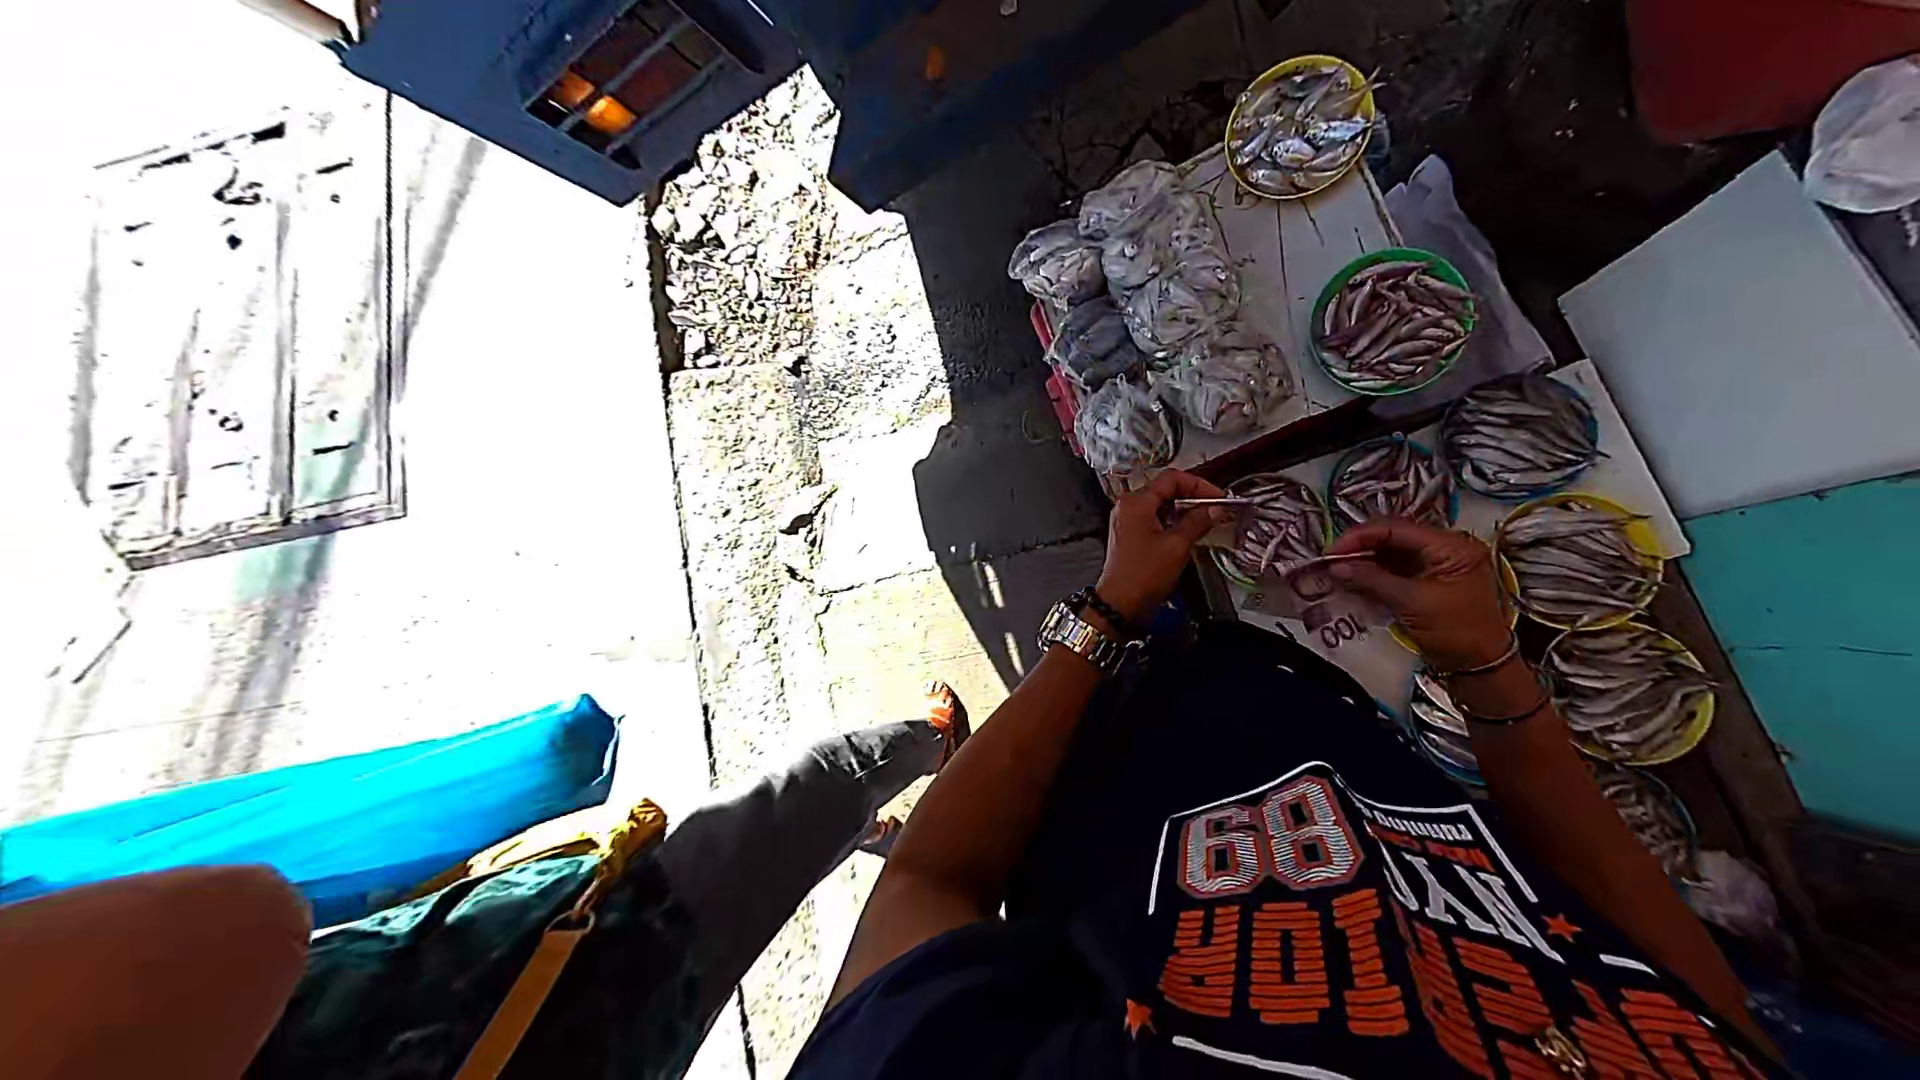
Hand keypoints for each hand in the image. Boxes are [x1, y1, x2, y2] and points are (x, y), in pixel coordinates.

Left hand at [1095, 470, 1232, 623]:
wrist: (1120, 603)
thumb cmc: (1141, 576)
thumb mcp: (1177, 546)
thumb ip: (1197, 522)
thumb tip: (1213, 509)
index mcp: (1135, 503)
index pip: (1171, 479)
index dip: (1198, 485)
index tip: (1217, 496)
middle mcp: (1127, 508)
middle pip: (1165, 490)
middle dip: (1192, 497)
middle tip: (1214, 508)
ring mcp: (1126, 521)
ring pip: (1161, 505)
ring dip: (1184, 510)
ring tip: (1205, 520)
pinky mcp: (1129, 535)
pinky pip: (1154, 519)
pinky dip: (1173, 522)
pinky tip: (1188, 532)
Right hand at [1326, 519, 1511, 670]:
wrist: (1480, 665)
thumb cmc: (1455, 631)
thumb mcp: (1412, 602)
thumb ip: (1373, 579)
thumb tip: (1336, 566)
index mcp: (1451, 546)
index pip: (1396, 529)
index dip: (1360, 536)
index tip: (1332, 550)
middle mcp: (1445, 547)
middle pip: (1392, 536)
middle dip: (1360, 546)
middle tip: (1331, 558)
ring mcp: (1436, 563)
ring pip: (1390, 550)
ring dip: (1364, 558)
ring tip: (1337, 568)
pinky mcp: (1427, 578)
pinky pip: (1394, 566)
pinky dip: (1373, 570)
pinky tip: (1353, 576)